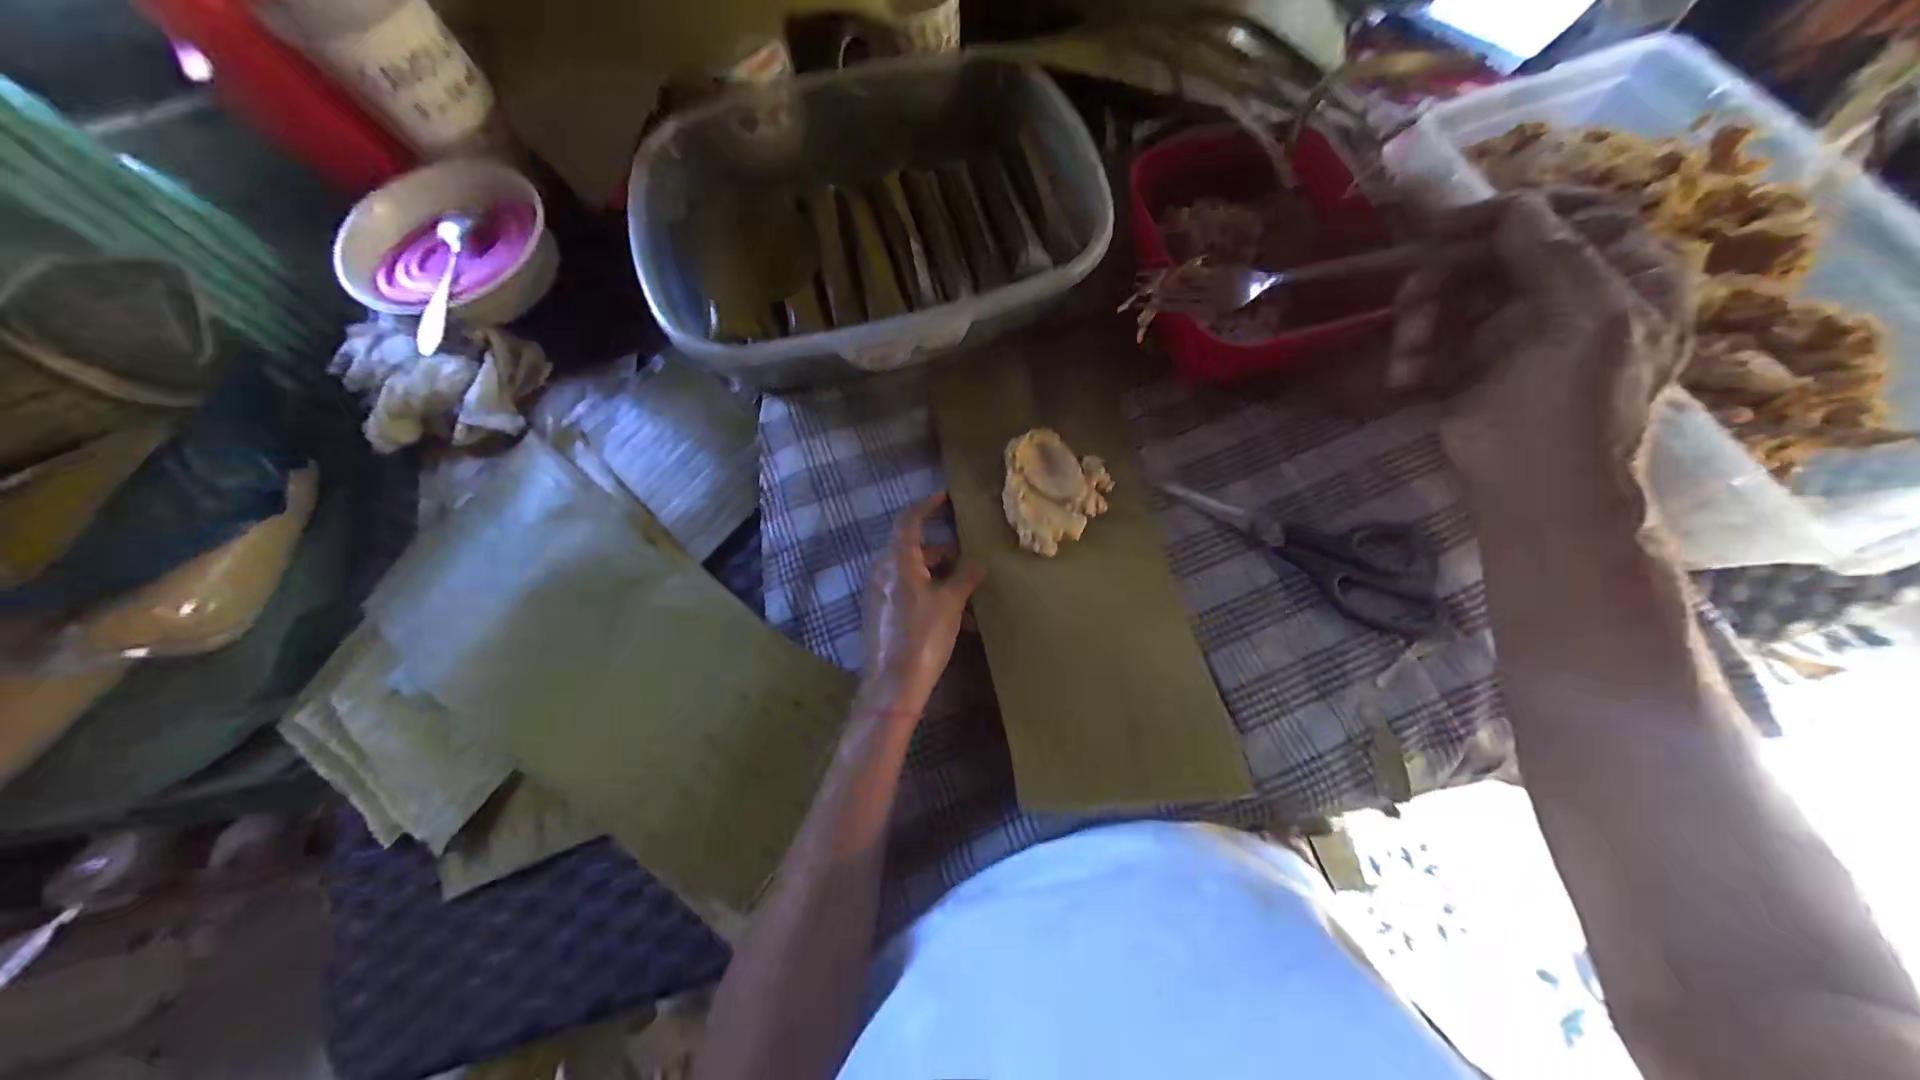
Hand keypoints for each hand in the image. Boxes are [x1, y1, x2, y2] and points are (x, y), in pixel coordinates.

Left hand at [857, 493, 986, 718]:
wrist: (893, 684)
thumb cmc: (923, 636)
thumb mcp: (951, 604)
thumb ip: (965, 577)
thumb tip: (977, 562)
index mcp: (897, 561)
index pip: (909, 520)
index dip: (927, 505)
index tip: (945, 497)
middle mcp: (882, 571)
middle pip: (914, 549)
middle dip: (944, 553)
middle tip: (970, 562)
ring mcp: (878, 592)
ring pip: (913, 573)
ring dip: (940, 578)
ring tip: (969, 598)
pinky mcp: (879, 612)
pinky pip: (906, 592)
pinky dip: (929, 595)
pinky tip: (954, 619)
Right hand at [1390, 190, 1692, 520]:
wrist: (1536, 497)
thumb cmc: (1572, 410)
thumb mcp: (1583, 321)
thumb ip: (1555, 255)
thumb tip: (1513, 207)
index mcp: (1625, 278)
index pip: (1572, 217)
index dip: (1509, 216)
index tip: (1446, 228)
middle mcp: (1571, 298)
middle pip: (1501, 259)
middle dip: (1449, 278)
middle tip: (1410, 298)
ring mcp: (1518, 336)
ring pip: (1459, 299)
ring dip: (1422, 321)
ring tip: (1407, 354)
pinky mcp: (1472, 370)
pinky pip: (1436, 342)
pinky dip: (1414, 356)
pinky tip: (1405, 377)